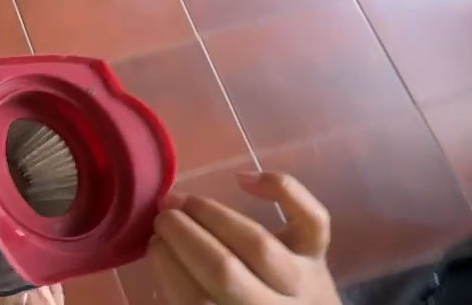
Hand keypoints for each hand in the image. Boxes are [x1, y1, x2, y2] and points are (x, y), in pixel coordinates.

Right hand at [148, 171, 338, 304]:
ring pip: (259, 244)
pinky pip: (313, 220)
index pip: (197, 301)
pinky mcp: (320, 259)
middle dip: (182, 234)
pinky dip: (280, 190)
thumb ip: (184, 290)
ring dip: (210, 214)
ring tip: (183, 201)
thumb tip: (159, 245)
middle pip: (226, 271)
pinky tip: (243, 179)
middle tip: (160, 217)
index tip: (151, 243)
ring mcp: (306, 285)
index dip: (166, 265)